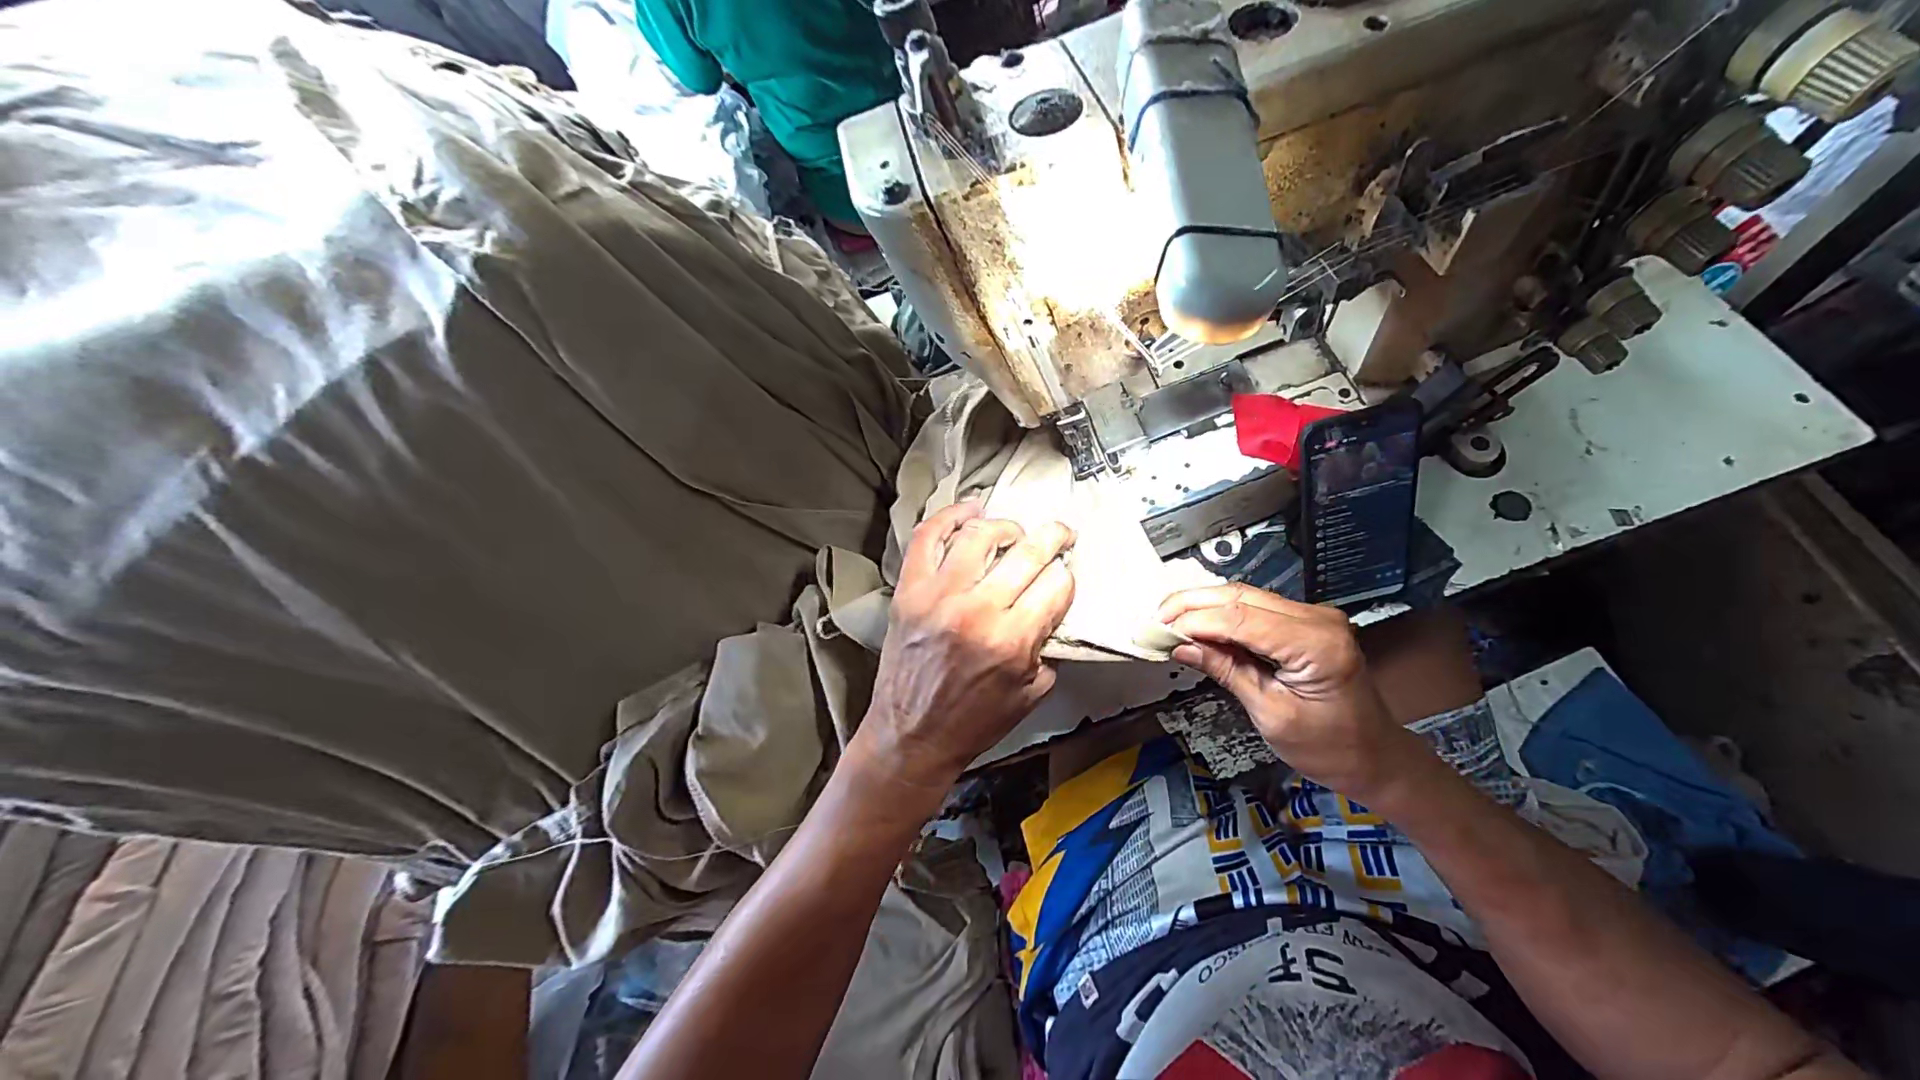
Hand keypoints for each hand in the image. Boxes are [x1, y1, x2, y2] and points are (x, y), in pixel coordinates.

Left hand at [857, 501, 1075, 792]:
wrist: (912, 735)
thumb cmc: (970, 721)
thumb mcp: (1030, 694)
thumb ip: (1047, 648)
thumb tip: (1053, 609)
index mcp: (1012, 641)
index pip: (1056, 585)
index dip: (1066, 579)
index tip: (1063, 578)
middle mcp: (977, 611)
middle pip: (1028, 552)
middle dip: (1054, 538)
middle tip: (1060, 535)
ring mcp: (939, 596)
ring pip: (981, 534)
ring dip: (1007, 526)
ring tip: (1014, 532)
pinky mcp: (910, 590)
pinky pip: (927, 537)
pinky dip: (949, 516)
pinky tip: (969, 510)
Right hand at [1160, 584, 1425, 801]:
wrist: (1375, 755)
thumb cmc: (1330, 747)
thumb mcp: (1271, 714)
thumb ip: (1228, 671)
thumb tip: (1184, 647)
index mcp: (1317, 644)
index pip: (1241, 619)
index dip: (1196, 621)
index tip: (1160, 630)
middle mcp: (1318, 619)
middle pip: (1241, 596)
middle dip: (1193, 604)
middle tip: (1156, 620)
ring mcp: (1314, 616)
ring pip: (1244, 596)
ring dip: (1203, 606)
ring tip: (1168, 620)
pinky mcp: (1305, 622)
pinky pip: (1255, 607)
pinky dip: (1221, 614)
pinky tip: (1197, 623)